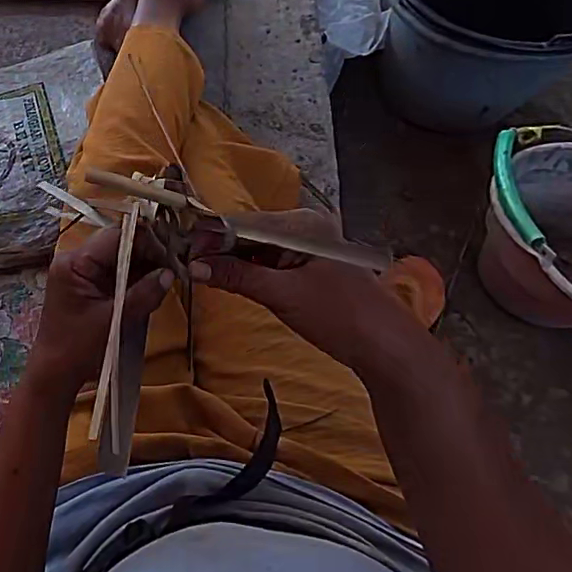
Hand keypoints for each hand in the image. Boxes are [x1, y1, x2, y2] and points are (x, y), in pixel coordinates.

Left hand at [30, 223, 173, 393]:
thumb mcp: (115, 320)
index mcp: (74, 263)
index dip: (146, 241)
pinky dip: (132, 277)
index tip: (170, 254)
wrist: (54, 373)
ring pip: (118, 257)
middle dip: (147, 253)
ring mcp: (79, 272)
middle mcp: (74, 260)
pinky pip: (113, 272)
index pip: (116, 237)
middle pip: (118, 244)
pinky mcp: (85, 284)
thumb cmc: (78, 348)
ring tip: (166, 276)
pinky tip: (151, 286)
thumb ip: (143, 294)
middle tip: (173, 266)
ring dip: (142, 266)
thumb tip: (170, 273)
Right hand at [189, 210, 431, 374]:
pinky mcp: (308, 269)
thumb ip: (237, 275)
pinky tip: (228, 278)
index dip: (212, 236)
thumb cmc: (339, 315)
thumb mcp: (282, 293)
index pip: (245, 223)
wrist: (387, 349)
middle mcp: (305, 229)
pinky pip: (269, 263)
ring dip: (231, 261)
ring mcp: (308, 249)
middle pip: (250, 234)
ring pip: (257, 249)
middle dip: (219, 248)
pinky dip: (248, 271)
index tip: (184, 249)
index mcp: (303, 225)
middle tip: (188, 263)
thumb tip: (195, 266)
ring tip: (201, 271)